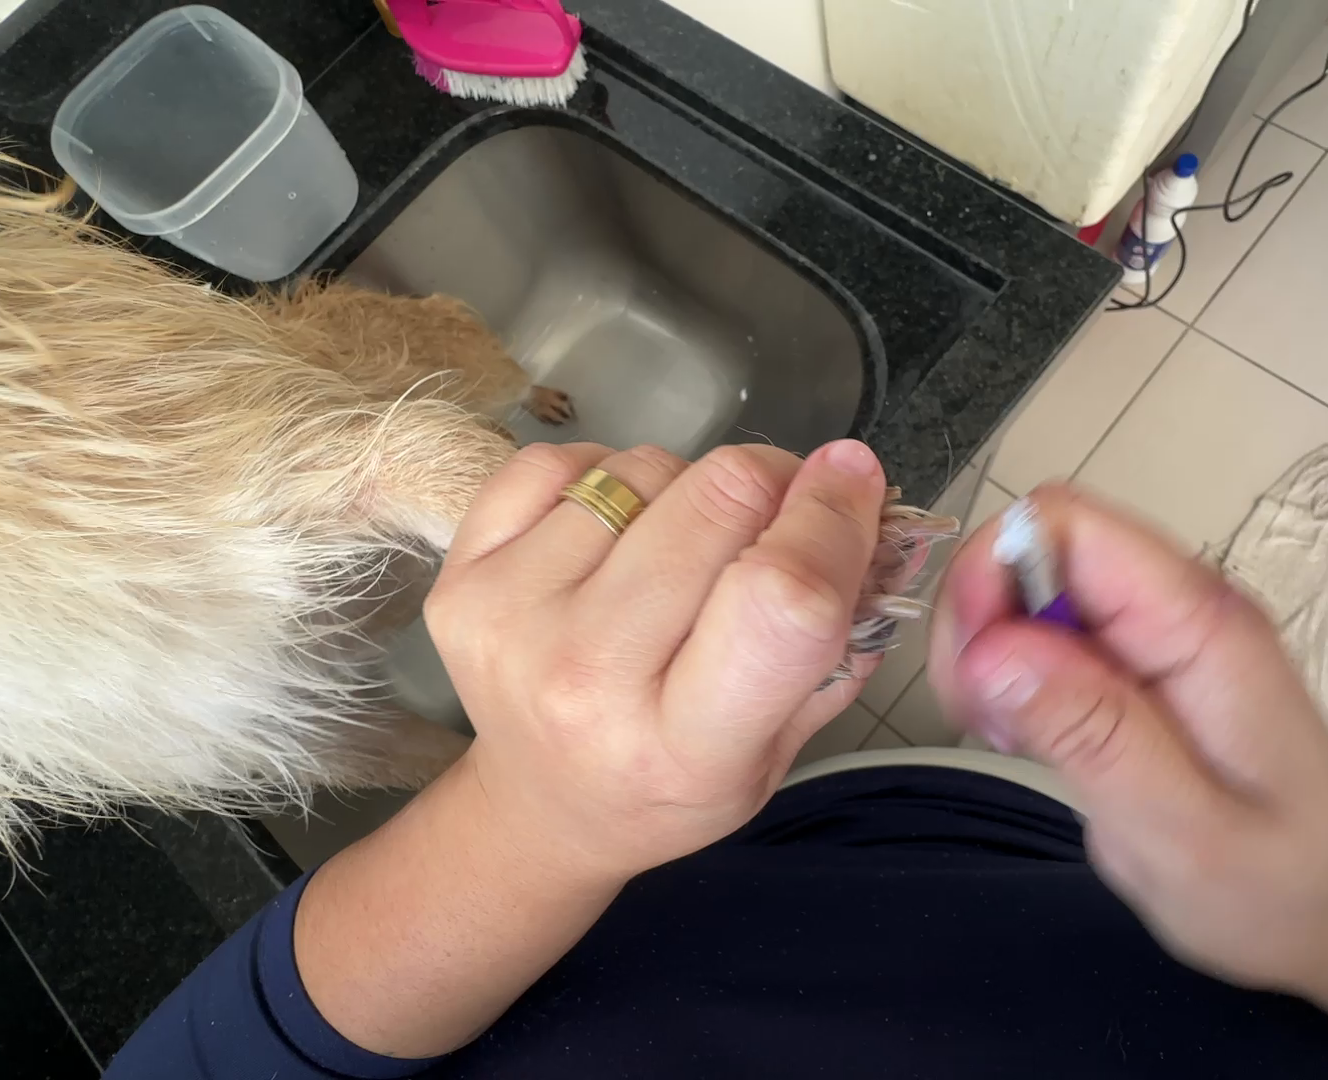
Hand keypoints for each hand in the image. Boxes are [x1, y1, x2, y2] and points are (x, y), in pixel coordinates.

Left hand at [426, 439, 885, 880]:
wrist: (542, 805)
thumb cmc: (677, 783)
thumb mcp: (782, 743)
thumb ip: (841, 632)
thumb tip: (868, 503)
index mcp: (687, 744)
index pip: (780, 597)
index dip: (831, 518)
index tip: (854, 480)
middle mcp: (588, 679)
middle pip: (715, 502)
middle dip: (773, 482)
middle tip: (779, 507)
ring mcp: (511, 620)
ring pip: (645, 468)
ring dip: (691, 487)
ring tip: (684, 545)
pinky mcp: (459, 578)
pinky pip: (563, 460)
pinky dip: (612, 476)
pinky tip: (617, 533)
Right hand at [927, 484, 1327, 992]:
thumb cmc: (1278, 887)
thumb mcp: (1187, 835)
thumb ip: (1094, 736)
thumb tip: (990, 650)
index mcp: (1197, 621)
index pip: (1067, 524)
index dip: (994, 569)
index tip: (973, 667)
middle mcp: (1165, 602)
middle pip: (1028, 549)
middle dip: (977, 623)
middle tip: (983, 719)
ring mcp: (1138, 626)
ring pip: (1013, 589)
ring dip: (980, 654)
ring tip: (1006, 736)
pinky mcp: (1114, 654)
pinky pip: (1024, 632)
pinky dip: (994, 675)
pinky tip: (1019, 734)